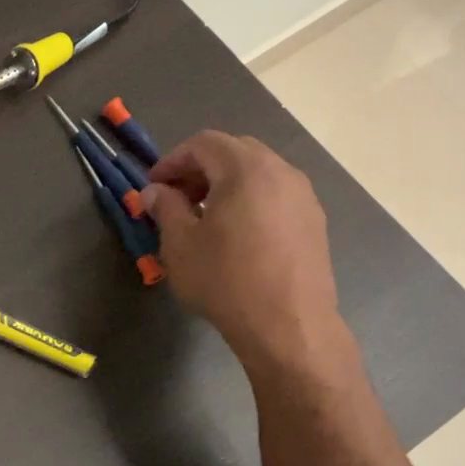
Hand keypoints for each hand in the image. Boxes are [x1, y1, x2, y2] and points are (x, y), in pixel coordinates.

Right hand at [141, 131, 349, 377]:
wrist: (286, 321)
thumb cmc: (224, 280)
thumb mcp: (179, 245)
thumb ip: (165, 209)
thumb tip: (155, 191)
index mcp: (244, 169)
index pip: (204, 143)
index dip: (172, 160)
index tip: (152, 187)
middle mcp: (280, 170)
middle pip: (234, 151)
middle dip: (200, 168)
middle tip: (175, 198)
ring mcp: (302, 194)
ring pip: (257, 172)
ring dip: (225, 184)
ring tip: (203, 218)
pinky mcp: (312, 219)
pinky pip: (274, 194)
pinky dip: (248, 200)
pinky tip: (234, 234)